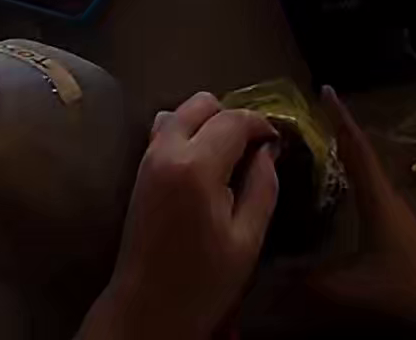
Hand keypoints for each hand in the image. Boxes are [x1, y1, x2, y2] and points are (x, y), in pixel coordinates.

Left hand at [78, 92, 278, 339]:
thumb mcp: (247, 241)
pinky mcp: (140, 167)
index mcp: (197, 166)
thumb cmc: (201, 284)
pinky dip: (187, 130)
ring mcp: (149, 155)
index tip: (275, 141)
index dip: (260, 124)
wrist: (144, 313)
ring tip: (226, 154)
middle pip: (205, 102)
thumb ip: (263, 186)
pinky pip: (166, 127)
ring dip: (208, 120)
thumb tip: (268, 149)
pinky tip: (201, 161)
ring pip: (183, 110)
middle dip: (232, 117)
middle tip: (249, 148)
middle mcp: (169, 149)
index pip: (235, 119)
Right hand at [308, 87, 415, 339]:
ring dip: (346, 145)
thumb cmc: (407, 284)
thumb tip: (271, 275)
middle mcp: (383, 191)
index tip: (325, 88)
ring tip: (320, 135)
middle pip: (359, 148)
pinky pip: (367, 180)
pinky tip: (339, 178)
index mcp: (375, 193)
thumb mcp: (356, 286)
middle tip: (314, 108)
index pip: (355, 145)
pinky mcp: (393, 218)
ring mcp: (391, 204)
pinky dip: (351, 167)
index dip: (340, 116)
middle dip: (338, 125)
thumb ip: (313, 282)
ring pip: (365, 164)